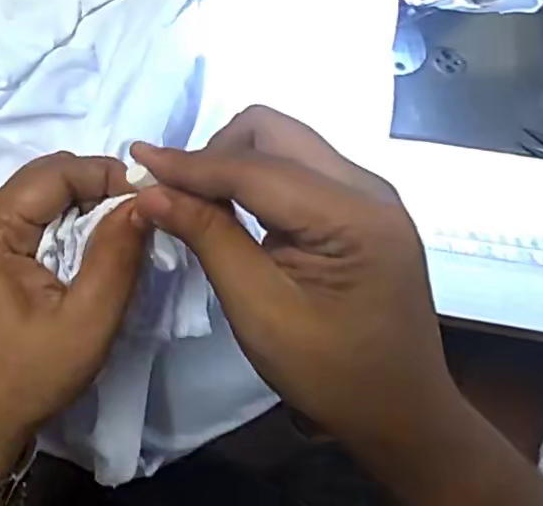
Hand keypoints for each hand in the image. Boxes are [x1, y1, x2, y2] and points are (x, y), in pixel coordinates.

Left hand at [0, 153, 148, 475]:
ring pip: (56, 185)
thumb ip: (115, 257)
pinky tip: (103, 238)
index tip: (149, 200)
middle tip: (142, 212)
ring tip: (128, 224)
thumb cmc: (28, 375)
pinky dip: (82, 212)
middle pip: (57, 171)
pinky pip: (51, 206)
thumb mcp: (85, 323)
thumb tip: (145, 200)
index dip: (108, 176)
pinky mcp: (7, 241)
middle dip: (103, 183)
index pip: (61, 171)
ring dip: (95, 196)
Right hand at [134, 108, 542, 504]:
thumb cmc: (333, 375)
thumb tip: (154, 191)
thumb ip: (209, 239)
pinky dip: (256, 175)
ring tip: (201, 201)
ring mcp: (366, 188)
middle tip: (179, 194)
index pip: (257, 168)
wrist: (404, 411)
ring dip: (235, 160)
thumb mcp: (261, 313)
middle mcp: (366, 184)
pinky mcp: (358, 198)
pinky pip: (296, 162)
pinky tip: (237, 207)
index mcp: (354, 215)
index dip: (193, 162)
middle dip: (217, 153)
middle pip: (273, 131)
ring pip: (283, 139)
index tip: (139, 158)